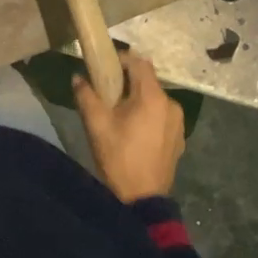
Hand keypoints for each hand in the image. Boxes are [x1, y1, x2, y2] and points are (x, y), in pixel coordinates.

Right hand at [74, 53, 185, 203]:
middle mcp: (171, 104)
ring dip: (138, 100)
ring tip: (119, 115)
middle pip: (148, 82)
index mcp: (152, 97)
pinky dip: (148, 116)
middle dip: (127, 82)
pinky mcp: (179, 137)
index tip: (104, 67)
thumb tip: (78, 77)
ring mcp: (178, 122)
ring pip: (155, 100)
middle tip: (106, 93)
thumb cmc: (118, 157)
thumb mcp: (96, 125)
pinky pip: (162, 116)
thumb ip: (86, 96)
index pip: (140, 63)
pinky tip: (134, 132)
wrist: (142, 198)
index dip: (121, 59)